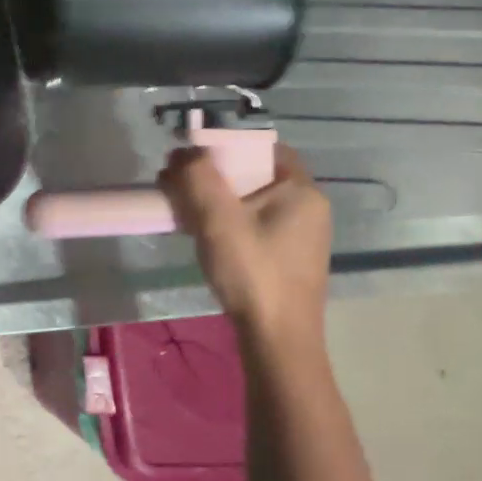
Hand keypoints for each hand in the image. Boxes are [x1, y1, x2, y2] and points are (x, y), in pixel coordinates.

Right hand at [158, 144, 331, 343]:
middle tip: (174, 182)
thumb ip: (197, 176)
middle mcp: (307, 206)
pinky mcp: (285, 253)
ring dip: (211, 196)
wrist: (276, 337)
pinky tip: (200, 232)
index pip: (262, 146)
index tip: (190, 154)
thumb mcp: (217, 218)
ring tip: (180, 208)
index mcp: (301, 190)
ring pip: (247, 197)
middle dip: (210, 172)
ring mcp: (298, 232)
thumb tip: (182, 152)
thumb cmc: (252, 271)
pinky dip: (222, 218)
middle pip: (251, 171)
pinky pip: (250, 220)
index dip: (225, 143)